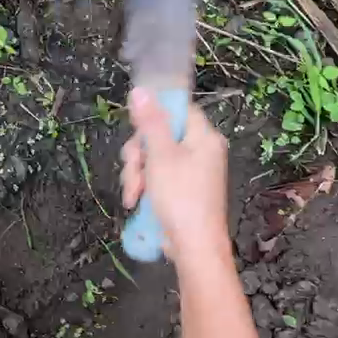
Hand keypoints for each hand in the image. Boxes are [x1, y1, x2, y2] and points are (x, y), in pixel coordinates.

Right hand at [119, 87, 229, 262]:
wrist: (195, 248)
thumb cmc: (181, 198)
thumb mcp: (160, 156)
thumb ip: (150, 122)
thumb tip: (140, 89)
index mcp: (204, 137)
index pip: (178, 109)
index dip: (154, 115)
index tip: (136, 128)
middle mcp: (201, 150)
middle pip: (160, 134)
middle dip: (139, 154)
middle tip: (134, 169)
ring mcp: (192, 172)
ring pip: (153, 157)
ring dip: (137, 174)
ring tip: (134, 194)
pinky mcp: (182, 190)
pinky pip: (157, 176)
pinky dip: (145, 186)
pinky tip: (137, 202)